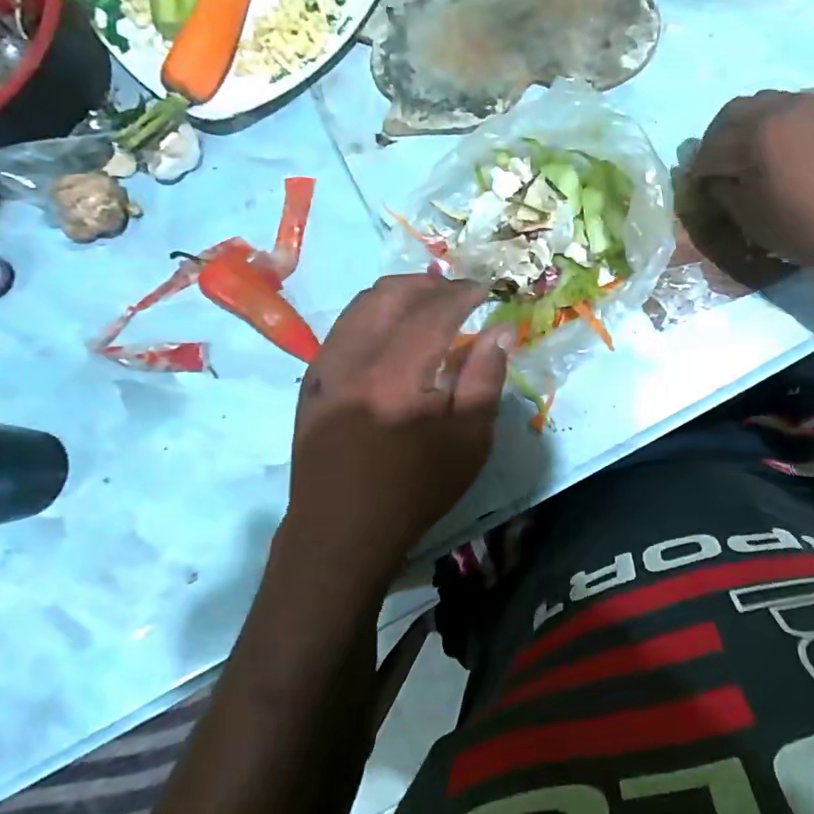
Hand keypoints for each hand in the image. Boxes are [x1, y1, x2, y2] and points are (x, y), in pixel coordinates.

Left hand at [282, 274, 512, 581]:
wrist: (344, 528)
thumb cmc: (417, 487)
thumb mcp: (469, 439)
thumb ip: (485, 377)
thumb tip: (501, 330)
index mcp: (399, 374)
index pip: (434, 310)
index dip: (463, 293)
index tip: (487, 289)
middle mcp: (356, 358)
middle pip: (392, 295)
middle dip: (430, 284)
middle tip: (460, 293)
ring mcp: (326, 367)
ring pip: (361, 305)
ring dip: (399, 293)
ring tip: (428, 301)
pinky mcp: (313, 380)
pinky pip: (344, 326)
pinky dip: (373, 313)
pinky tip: (392, 330)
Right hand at [686, 91, 813, 281]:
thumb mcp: (757, 221)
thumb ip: (728, 195)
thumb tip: (716, 181)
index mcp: (753, 134)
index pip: (710, 149)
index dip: (700, 171)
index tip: (698, 187)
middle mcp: (777, 107)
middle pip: (730, 115)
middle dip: (716, 140)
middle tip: (717, 168)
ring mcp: (807, 103)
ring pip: (760, 105)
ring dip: (744, 128)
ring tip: (747, 158)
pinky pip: (787, 108)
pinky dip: (771, 124)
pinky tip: (778, 150)